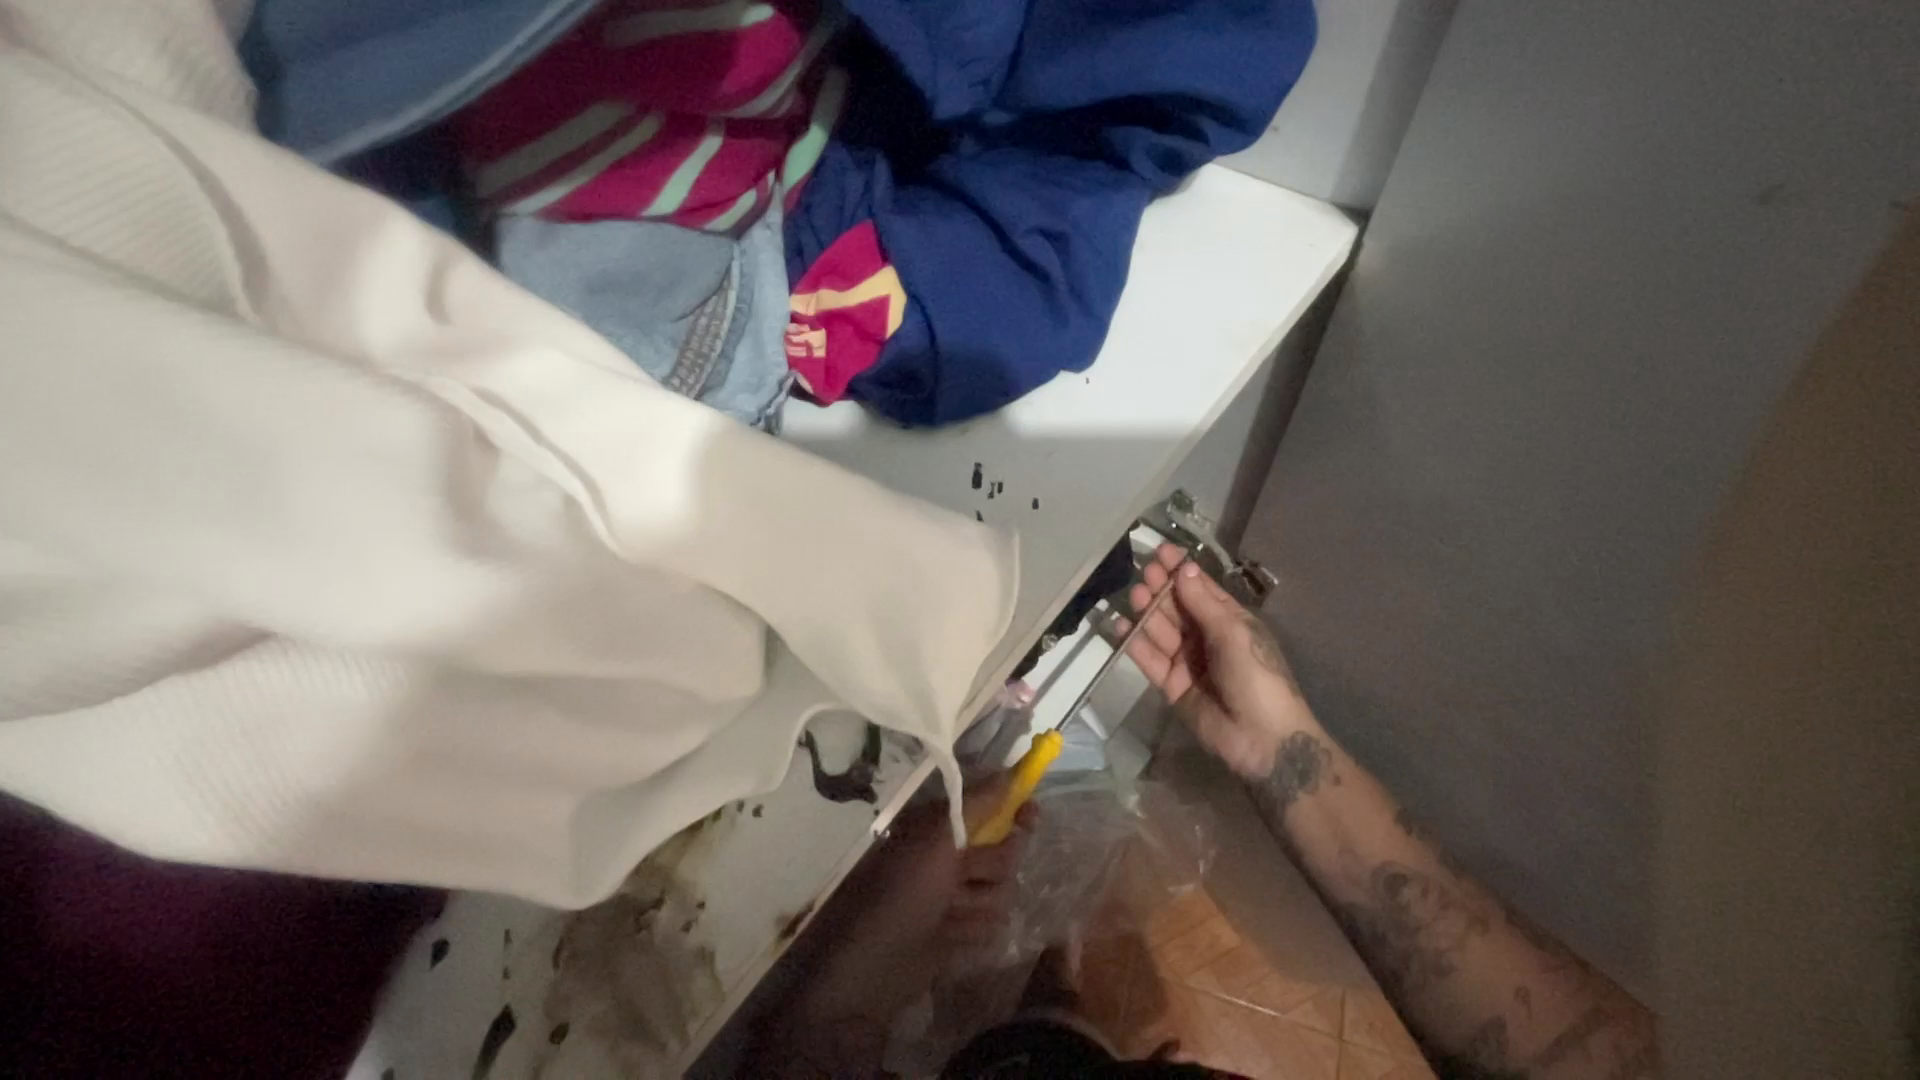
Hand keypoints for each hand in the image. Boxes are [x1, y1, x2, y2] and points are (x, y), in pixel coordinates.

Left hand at [787, 776, 1034, 1029]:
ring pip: (1002, 889)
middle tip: (964, 875)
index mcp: (942, 826)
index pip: (991, 807)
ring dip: (979, 902)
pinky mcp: (963, 929)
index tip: (1031, 814)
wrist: (876, 965)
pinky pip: (991, 922)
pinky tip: (948, 935)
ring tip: (948, 913)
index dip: (1013, 809)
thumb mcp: (939, 840)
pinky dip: (971, 928)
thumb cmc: (905, 890)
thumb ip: (978, 805)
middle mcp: (952, 855)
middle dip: (992, 866)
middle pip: (1005, 851)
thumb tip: (1010, 773)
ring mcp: (958, 894)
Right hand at [1113, 544, 1319, 779]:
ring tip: (1133, 596)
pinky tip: (1121, 626)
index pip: (1200, 589)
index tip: (1161, 551)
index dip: (1181, 570)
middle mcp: (1205, 637)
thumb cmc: (1258, 676)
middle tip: (1144, 572)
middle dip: (1160, 588)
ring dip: (1147, 612)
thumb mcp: (1233, 633)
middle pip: (1176, 607)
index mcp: (1229, 621)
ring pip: (1160, 630)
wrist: (1262, 738)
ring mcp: (1186, 661)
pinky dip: (1134, 643)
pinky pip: (1149, 659)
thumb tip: (1184, 569)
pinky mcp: (1170, 685)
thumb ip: (1203, 603)